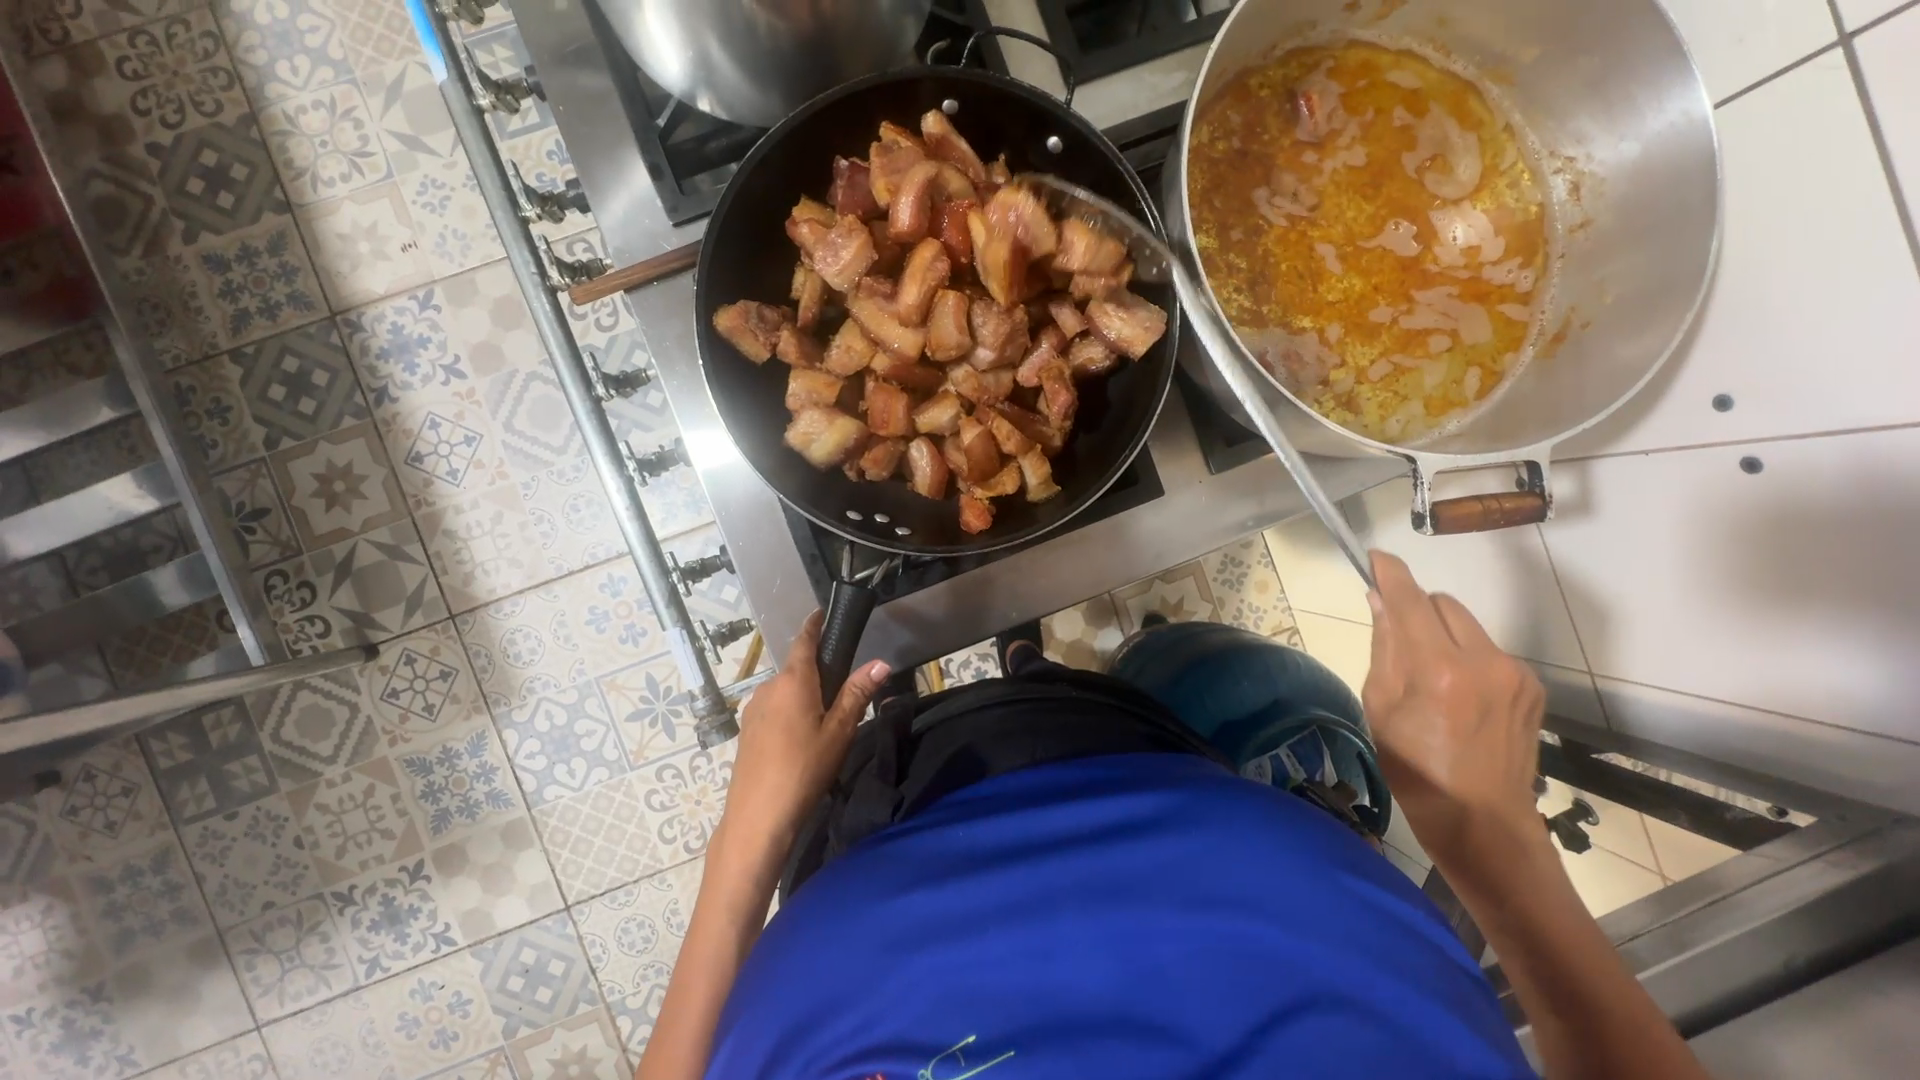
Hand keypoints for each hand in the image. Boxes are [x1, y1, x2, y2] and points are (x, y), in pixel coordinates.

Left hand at [719, 611, 889, 852]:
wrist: (758, 817)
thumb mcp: (840, 732)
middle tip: (844, 694)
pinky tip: (801, 742)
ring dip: (804, 697)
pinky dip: (790, 714)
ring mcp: (753, 709)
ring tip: (826, 724)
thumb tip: (881, 662)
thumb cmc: (804, 769)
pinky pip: (774, 710)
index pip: (804, 641)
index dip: (814, 626)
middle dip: (817, 673)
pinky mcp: (747, 731)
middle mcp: (768, 687)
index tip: (823, 613)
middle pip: (797, 669)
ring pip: (785, 692)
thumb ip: (857, 693)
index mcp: (793, 680)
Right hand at [1361, 551, 1546, 880]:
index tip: (1376, 558)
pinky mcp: (1532, 686)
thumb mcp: (1380, 708)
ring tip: (1434, 679)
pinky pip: (1489, 651)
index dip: (1391, 574)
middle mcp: (1483, 661)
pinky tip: (1461, 697)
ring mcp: (1515, 673)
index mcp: (1438, 671)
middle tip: (1401, 642)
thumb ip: (1384, 648)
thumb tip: (1382, 600)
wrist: (1483, 821)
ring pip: (1467, 626)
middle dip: (1418, 611)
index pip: (1410, 601)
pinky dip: (1468, 658)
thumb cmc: (1415, 770)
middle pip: (1443, 603)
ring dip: (1444, 635)